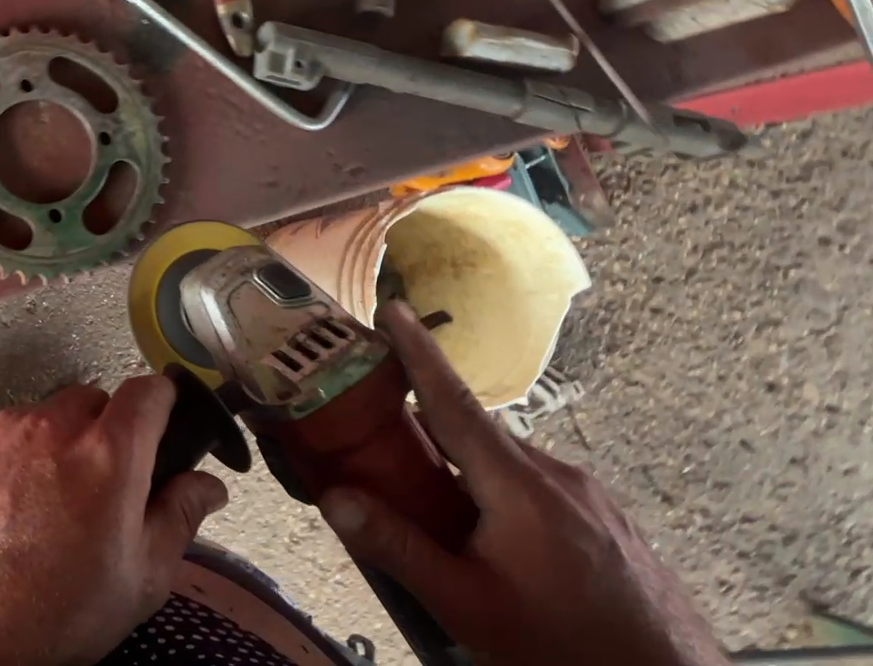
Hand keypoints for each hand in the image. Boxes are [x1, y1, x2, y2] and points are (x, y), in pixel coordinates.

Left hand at [0, 377, 226, 665]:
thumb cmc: (62, 606)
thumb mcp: (142, 575)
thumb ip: (180, 516)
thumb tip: (208, 484)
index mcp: (110, 455)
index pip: (147, 391)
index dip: (162, 397)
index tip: (164, 412)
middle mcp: (58, 425)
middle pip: (96, 400)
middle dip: (108, 428)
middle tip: (105, 478)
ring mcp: (11, 426)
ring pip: (52, 412)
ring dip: (62, 438)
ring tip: (55, 494)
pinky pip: (12, 426)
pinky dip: (22, 448)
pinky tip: (17, 495)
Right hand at [317, 299, 724, 665]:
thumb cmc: (565, 645)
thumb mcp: (469, 606)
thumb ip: (398, 548)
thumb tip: (333, 498)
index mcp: (519, 486)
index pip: (453, 402)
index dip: (417, 353)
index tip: (391, 307)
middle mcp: (556, 475)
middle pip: (473, 433)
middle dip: (424, 429)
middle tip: (378, 441)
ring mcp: (589, 495)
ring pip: (504, 462)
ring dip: (463, 469)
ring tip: (435, 509)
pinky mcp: (607, 518)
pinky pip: (535, 484)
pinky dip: (497, 490)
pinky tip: (491, 536)